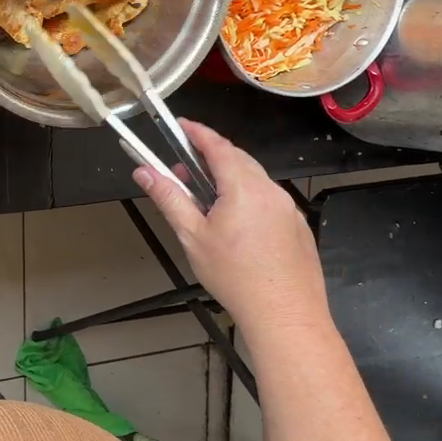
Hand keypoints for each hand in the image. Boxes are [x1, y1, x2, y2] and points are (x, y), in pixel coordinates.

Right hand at [134, 119, 328, 339]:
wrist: (286, 315)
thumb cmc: (234, 275)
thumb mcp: (192, 235)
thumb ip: (168, 197)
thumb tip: (143, 171)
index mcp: (244, 188)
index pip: (219, 146)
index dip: (198, 132)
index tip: (180, 125)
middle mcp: (271, 191)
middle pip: (239, 160)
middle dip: (210, 156)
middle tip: (182, 170)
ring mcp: (289, 209)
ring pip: (255, 180)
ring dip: (228, 178)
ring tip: (204, 199)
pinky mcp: (298, 227)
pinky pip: (269, 199)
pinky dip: (247, 196)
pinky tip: (233, 223)